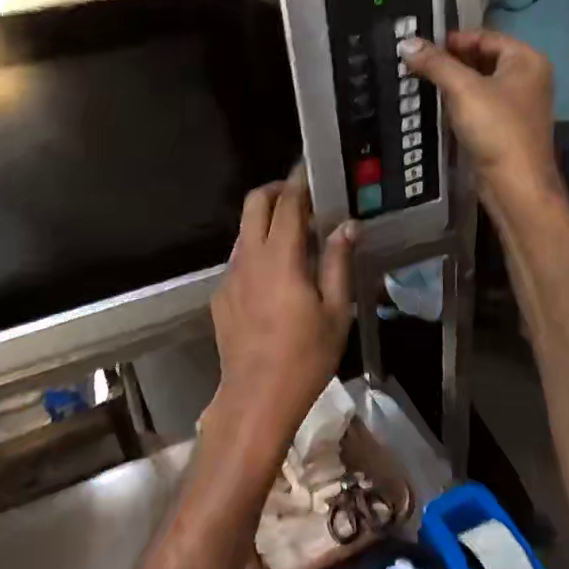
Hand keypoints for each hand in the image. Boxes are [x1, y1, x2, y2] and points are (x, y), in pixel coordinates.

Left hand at [207, 174, 355, 452]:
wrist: (257, 397)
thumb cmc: (305, 357)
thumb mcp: (336, 312)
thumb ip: (339, 263)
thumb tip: (347, 227)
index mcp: (280, 258)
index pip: (287, 204)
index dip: (298, 182)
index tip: (310, 171)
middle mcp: (248, 258)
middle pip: (253, 204)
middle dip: (275, 191)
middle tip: (300, 198)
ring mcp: (229, 277)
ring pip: (244, 232)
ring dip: (265, 223)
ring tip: (293, 239)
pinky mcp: (221, 296)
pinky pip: (238, 260)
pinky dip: (256, 252)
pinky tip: (275, 279)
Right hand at [398, 31, 561, 209]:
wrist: (515, 184)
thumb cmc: (495, 128)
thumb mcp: (462, 89)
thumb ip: (435, 63)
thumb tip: (406, 42)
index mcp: (526, 60)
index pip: (486, 37)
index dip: (454, 39)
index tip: (423, 44)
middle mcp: (527, 78)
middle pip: (483, 59)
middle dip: (451, 61)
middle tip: (417, 62)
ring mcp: (518, 105)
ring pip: (480, 84)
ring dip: (452, 82)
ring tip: (421, 80)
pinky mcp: (506, 128)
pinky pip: (479, 105)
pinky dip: (460, 103)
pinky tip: (438, 106)